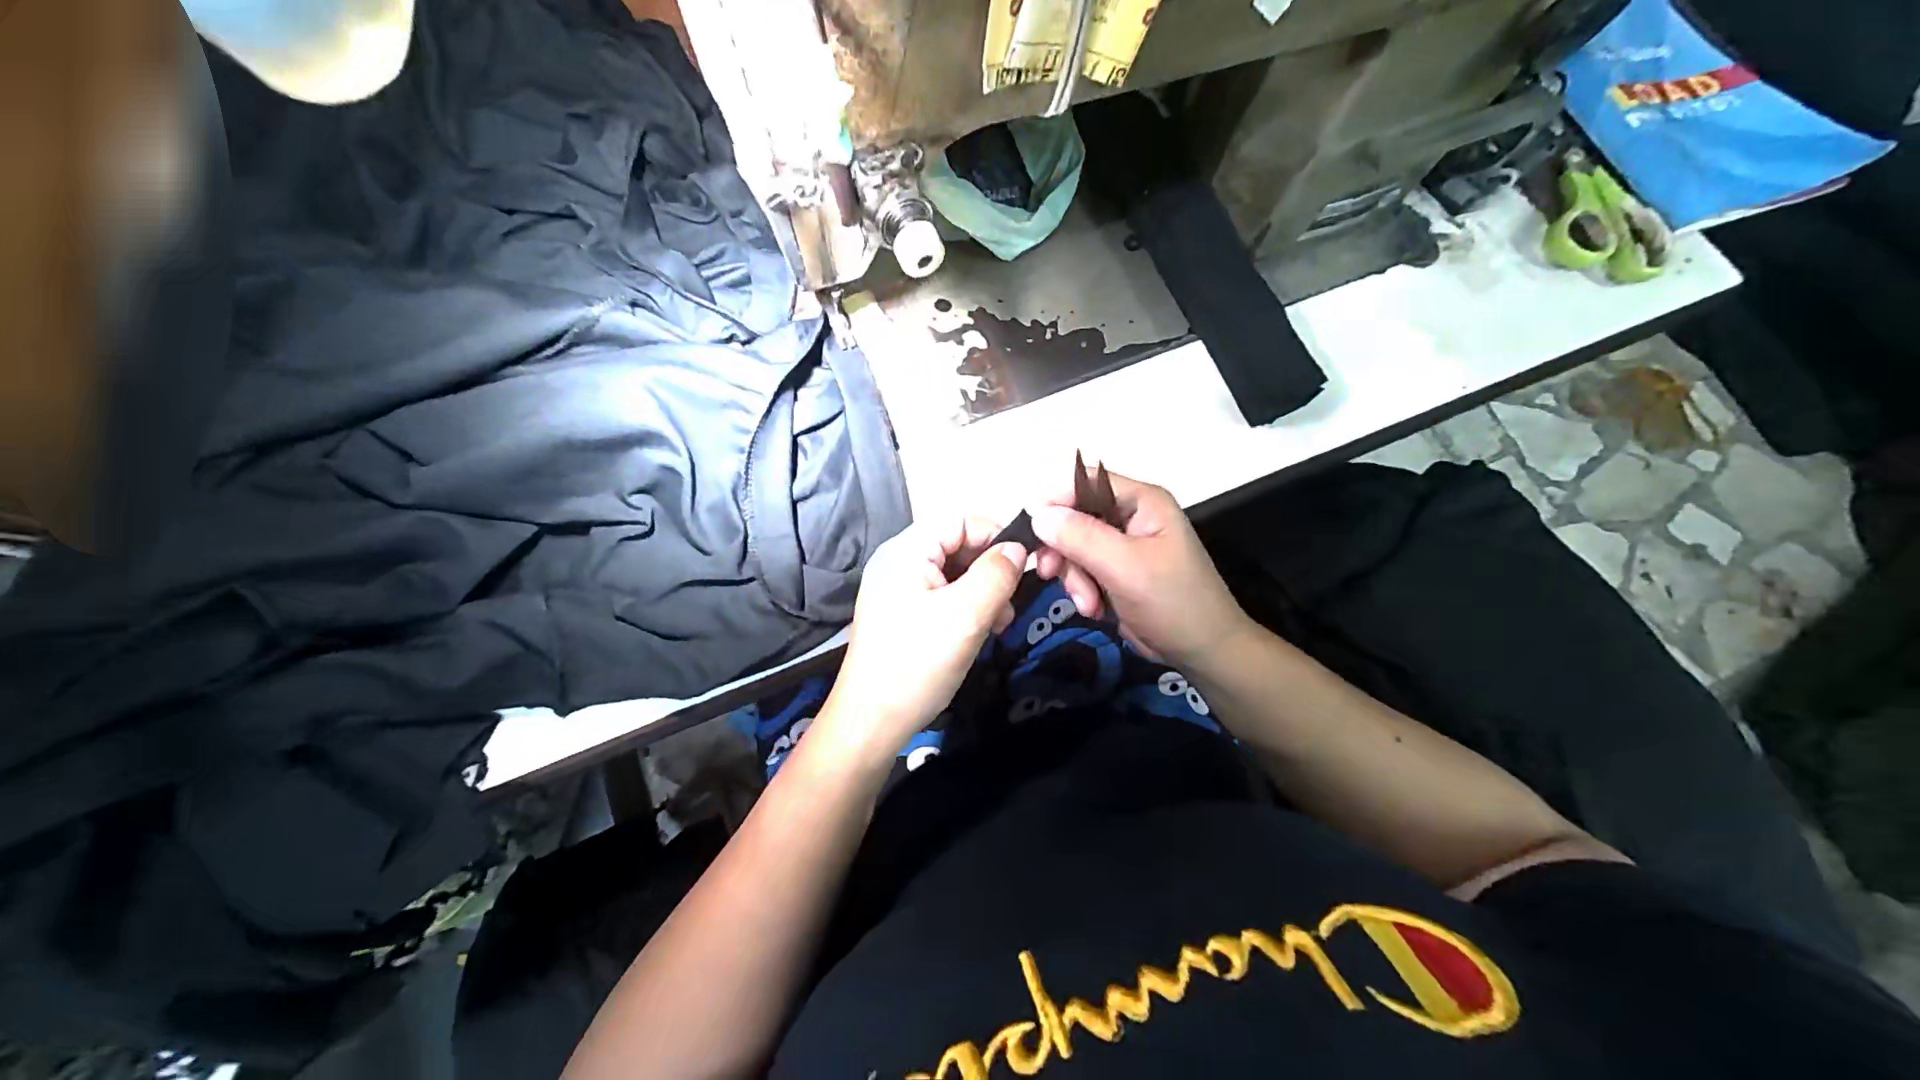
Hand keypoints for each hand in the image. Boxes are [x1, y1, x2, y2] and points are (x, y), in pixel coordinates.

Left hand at [811, 519, 1026, 766]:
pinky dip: (966, 608)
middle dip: (991, 570)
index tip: (1024, 568)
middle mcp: (898, 561)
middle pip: (957, 544)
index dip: (996, 536)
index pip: (961, 519)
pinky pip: (942, 595)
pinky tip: (978, 633)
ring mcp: (896, 588)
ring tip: (998, 624)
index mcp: (906, 551)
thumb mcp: (966, 616)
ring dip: (983, 592)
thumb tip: (1017, 548)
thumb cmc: (917, 664)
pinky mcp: (900, 614)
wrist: (870, 723)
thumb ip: (997, 574)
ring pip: (953, 572)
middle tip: (1010, 605)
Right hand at [1030, 468, 1255, 670]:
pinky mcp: (1115, 572)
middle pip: (1074, 516)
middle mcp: (1130, 516)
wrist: (1202, 652)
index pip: (1085, 482)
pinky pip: (1081, 569)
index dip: (1055, 501)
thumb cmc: (1172, 602)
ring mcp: (1122, 545)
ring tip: (1087, 603)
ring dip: (1073, 576)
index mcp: (1141, 501)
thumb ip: (1081, 536)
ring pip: (1072, 546)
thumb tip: (1037, 513)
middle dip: (1063, 548)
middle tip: (1051, 573)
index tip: (1033, 530)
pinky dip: (1081, 589)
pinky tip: (1093, 609)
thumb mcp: (1125, 567)